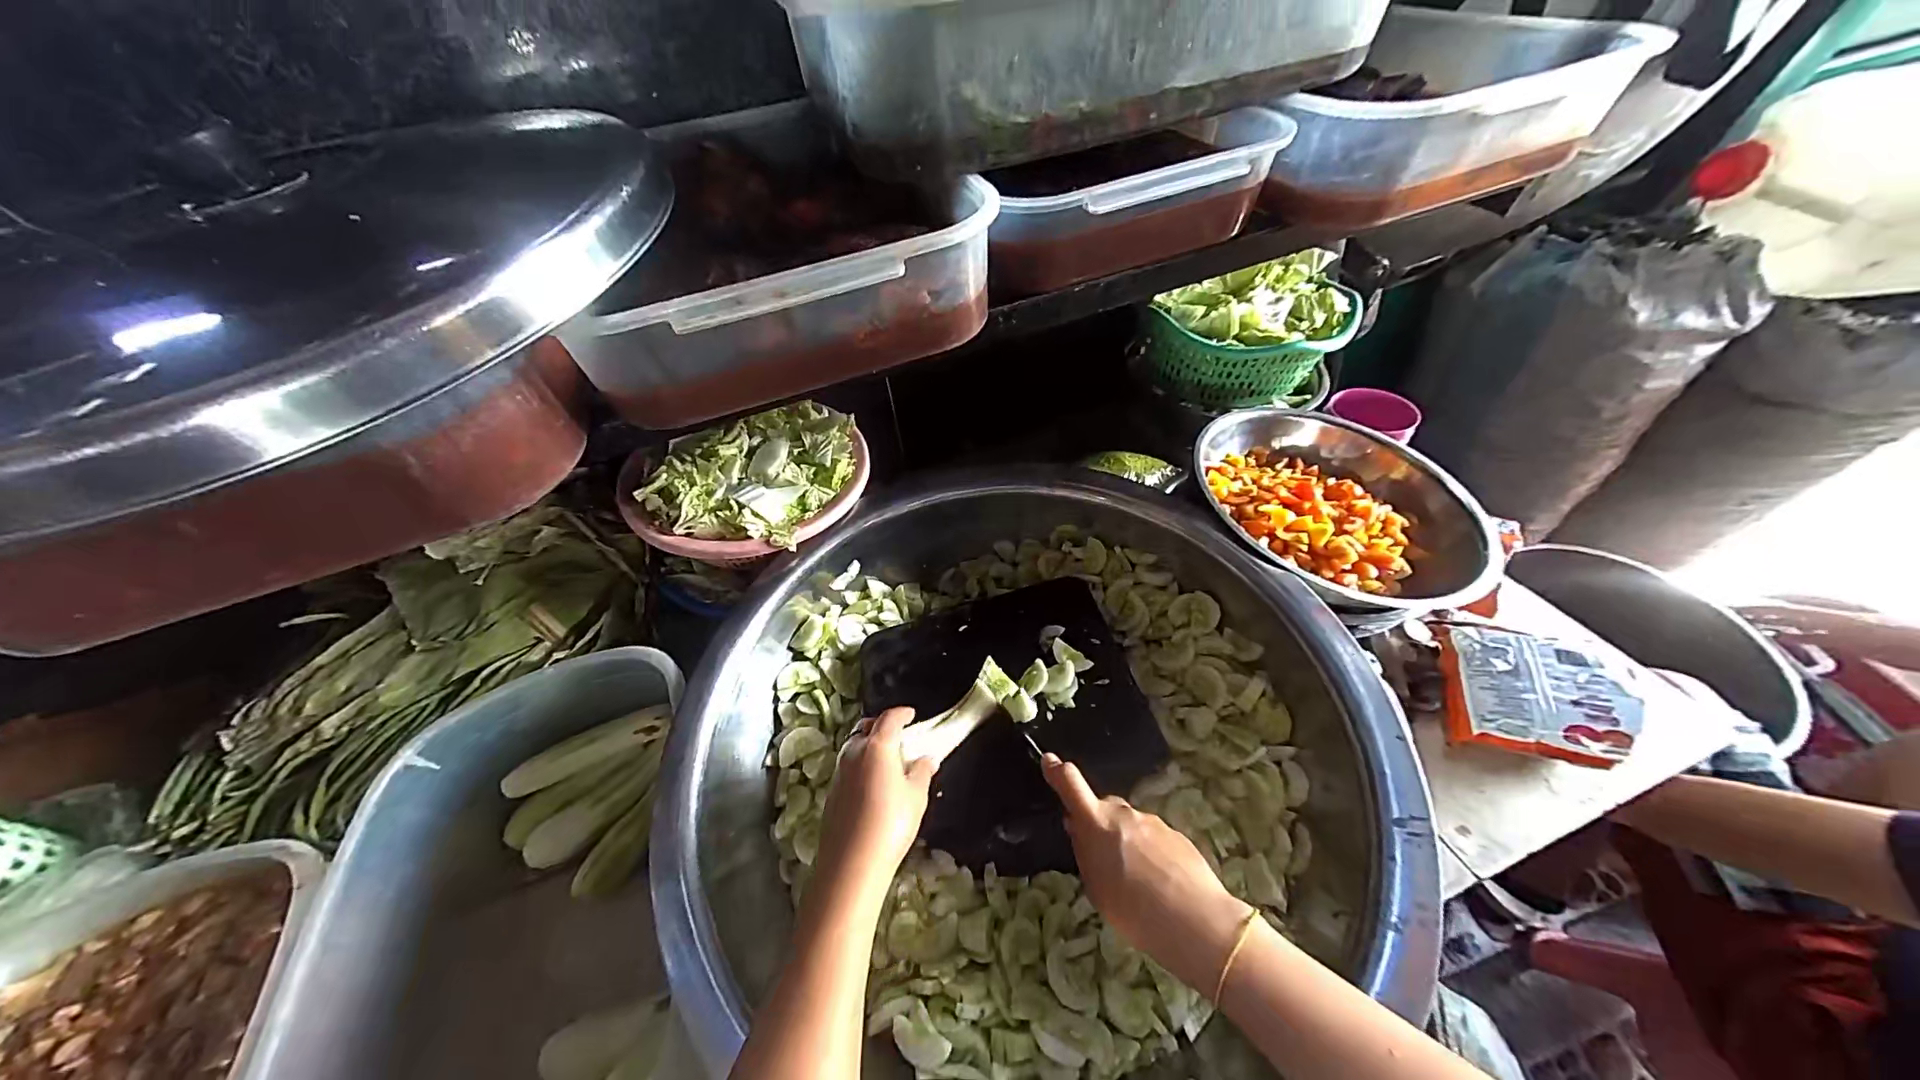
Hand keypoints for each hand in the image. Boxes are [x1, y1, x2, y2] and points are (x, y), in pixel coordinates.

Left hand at [814, 707, 937, 895]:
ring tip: (887, 758)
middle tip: (898, 734)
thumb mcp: (916, 797)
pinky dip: (861, 764)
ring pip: (853, 746)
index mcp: (878, 746)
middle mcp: (854, 752)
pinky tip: (873, 781)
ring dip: (868, 744)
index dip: (902, 713)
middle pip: (866, 727)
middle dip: (881, 725)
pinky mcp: (832, 791)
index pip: (889, 719)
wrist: (852, 861)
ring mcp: (839, 771)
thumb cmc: (891, 823)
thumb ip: (921, 772)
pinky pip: (848, 766)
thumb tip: (927, 759)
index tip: (911, 714)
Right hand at [1041, 753, 1252, 992]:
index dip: (1059, 772)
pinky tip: (1158, 885)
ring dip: (1127, 843)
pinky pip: (1153, 839)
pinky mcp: (1177, 836)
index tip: (1050, 760)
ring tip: (1136, 883)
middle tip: (1102, 858)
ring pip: (1131, 826)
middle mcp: (1125, 815)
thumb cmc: (1134, 912)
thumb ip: (1086, 853)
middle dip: (1099, 825)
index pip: (1072, 785)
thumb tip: (1079, 830)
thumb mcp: (1096, 888)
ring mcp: (1154, 823)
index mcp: (1097, 824)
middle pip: (1104, 809)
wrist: (1197, 923)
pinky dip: (1150, 854)